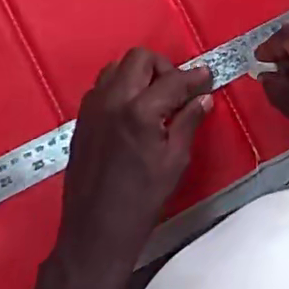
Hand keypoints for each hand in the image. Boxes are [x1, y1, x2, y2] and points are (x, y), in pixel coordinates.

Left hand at [49, 48, 213, 286]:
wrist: (96, 229)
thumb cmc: (141, 201)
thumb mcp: (175, 161)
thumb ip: (189, 122)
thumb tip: (202, 98)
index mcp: (139, 111)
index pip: (173, 80)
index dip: (194, 77)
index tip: (206, 78)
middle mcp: (112, 100)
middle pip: (139, 58)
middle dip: (163, 68)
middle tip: (178, 90)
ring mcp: (92, 108)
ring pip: (117, 67)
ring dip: (139, 74)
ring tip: (155, 99)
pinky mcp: (82, 119)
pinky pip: (102, 86)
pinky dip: (121, 87)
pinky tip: (133, 112)